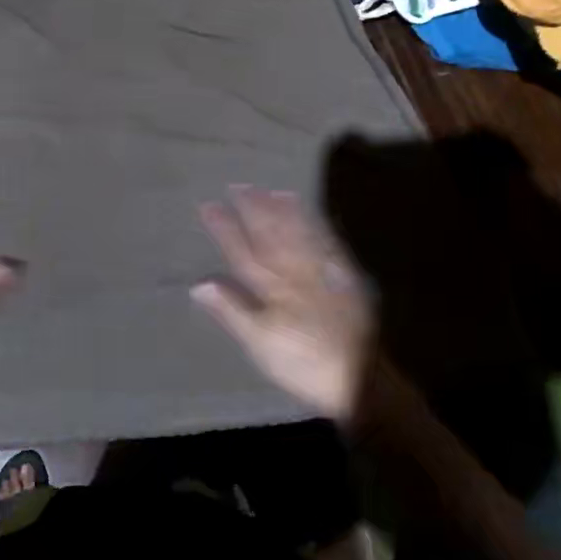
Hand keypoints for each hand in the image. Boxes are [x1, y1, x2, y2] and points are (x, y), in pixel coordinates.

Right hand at [193, 187, 372, 421]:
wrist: (362, 375)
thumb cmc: (304, 363)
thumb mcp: (260, 342)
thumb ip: (231, 310)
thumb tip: (198, 284)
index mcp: (271, 286)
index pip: (241, 251)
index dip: (224, 228)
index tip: (208, 205)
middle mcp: (294, 270)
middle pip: (270, 234)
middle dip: (253, 209)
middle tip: (239, 185)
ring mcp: (321, 271)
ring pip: (299, 234)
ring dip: (285, 212)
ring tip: (273, 191)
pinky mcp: (344, 279)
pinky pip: (328, 244)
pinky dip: (317, 227)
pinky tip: (313, 217)